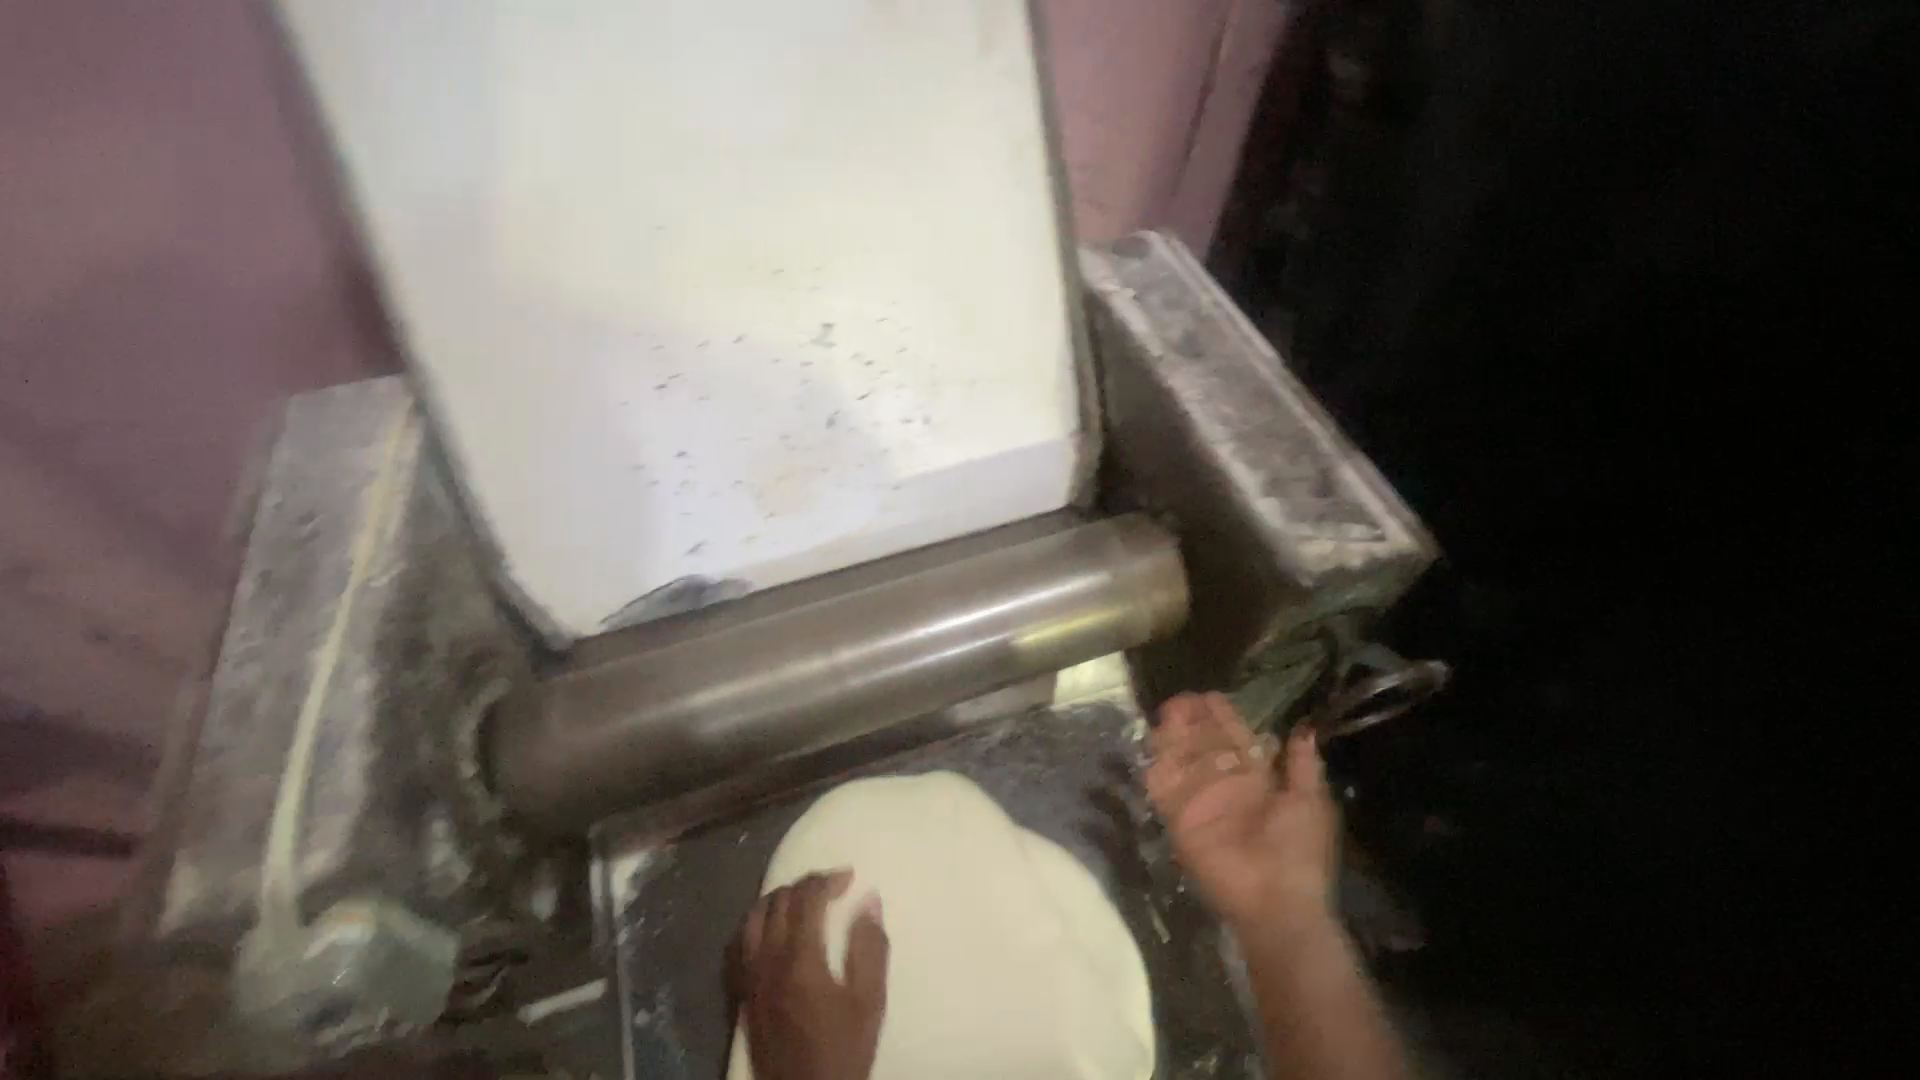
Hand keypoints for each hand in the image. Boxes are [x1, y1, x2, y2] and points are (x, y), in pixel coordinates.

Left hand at [734, 870, 889, 1079]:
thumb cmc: (844, 1049)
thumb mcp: (870, 1001)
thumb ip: (870, 946)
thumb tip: (869, 899)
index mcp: (801, 959)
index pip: (807, 899)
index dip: (828, 880)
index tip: (849, 877)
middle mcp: (768, 960)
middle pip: (779, 902)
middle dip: (806, 884)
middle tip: (831, 885)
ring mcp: (749, 976)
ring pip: (754, 917)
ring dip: (778, 898)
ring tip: (801, 899)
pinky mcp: (740, 993)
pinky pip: (739, 943)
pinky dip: (755, 923)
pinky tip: (770, 926)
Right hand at [1146, 692, 1337, 934]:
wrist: (1277, 901)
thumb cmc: (1300, 851)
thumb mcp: (1311, 802)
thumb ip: (1303, 765)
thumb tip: (1303, 728)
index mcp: (1258, 780)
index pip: (1235, 740)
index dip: (1222, 718)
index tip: (1210, 696)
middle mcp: (1225, 786)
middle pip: (1203, 745)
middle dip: (1193, 721)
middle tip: (1182, 698)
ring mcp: (1199, 802)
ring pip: (1180, 760)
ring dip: (1173, 736)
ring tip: (1167, 712)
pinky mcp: (1180, 820)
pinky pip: (1163, 790)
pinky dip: (1156, 768)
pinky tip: (1152, 746)